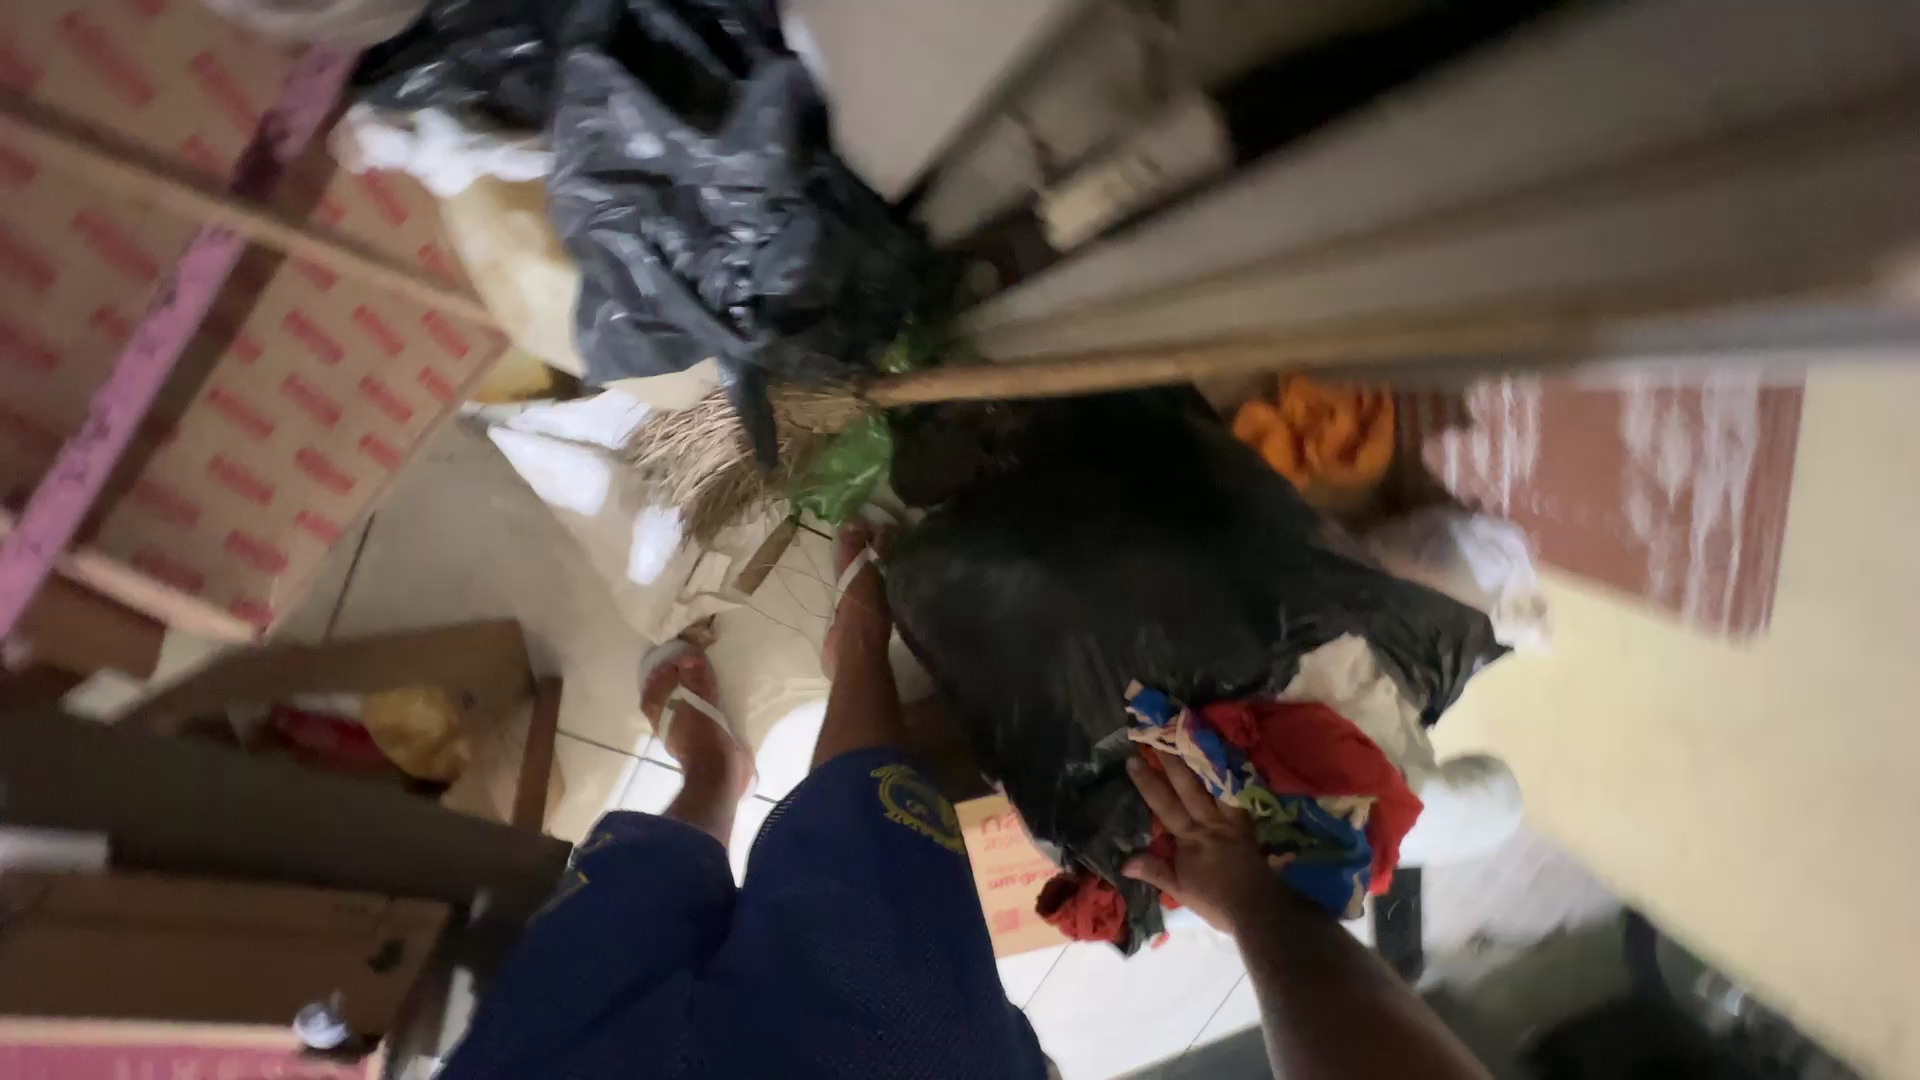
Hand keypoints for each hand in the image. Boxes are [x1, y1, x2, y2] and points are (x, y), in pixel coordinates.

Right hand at [1122, 749, 1285, 935]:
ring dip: (1203, 761)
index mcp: (1190, 838)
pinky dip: (1231, 776)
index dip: (1148, 782)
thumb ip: (1155, 872)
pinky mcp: (1247, 823)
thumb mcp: (1180, 891)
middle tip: (1161, 735)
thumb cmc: (1217, 902)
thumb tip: (1124, 862)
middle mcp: (1209, 822)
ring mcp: (1231, 820)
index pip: (1164, 805)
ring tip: (1193, 738)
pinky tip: (1227, 760)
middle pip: (1189, 787)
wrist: (1262, 911)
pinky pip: (1237, 794)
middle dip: (1173, 761)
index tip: (1133, 759)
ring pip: (1215, 785)